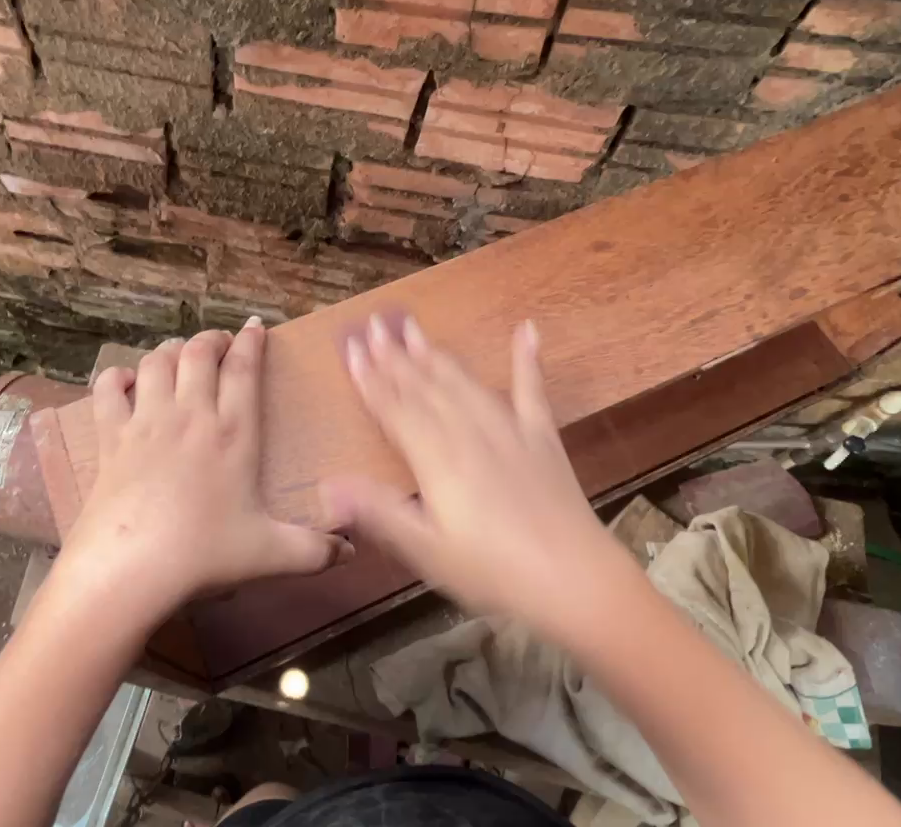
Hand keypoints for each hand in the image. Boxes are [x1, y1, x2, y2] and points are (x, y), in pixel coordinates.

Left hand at [57, 319, 349, 616]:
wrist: (131, 568)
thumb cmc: (205, 554)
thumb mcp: (270, 554)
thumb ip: (315, 550)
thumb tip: (351, 553)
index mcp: (234, 433)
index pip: (244, 370)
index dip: (251, 342)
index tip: (255, 327)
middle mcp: (191, 415)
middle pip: (199, 354)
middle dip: (211, 340)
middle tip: (219, 343)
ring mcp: (147, 422)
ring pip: (157, 363)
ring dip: (170, 351)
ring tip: (178, 354)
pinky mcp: (111, 438)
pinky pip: (108, 391)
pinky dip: (116, 377)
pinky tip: (124, 381)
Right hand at [325, 315, 638, 641]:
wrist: (574, 578)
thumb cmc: (493, 571)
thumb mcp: (427, 550)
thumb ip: (379, 512)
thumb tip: (326, 487)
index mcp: (437, 457)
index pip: (394, 409)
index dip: (369, 378)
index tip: (350, 348)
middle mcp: (468, 431)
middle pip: (424, 386)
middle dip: (394, 355)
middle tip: (372, 323)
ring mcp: (507, 428)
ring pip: (462, 381)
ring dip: (435, 353)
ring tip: (413, 325)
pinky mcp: (541, 435)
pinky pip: (531, 389)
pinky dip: (526, 358)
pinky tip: (527, 329)